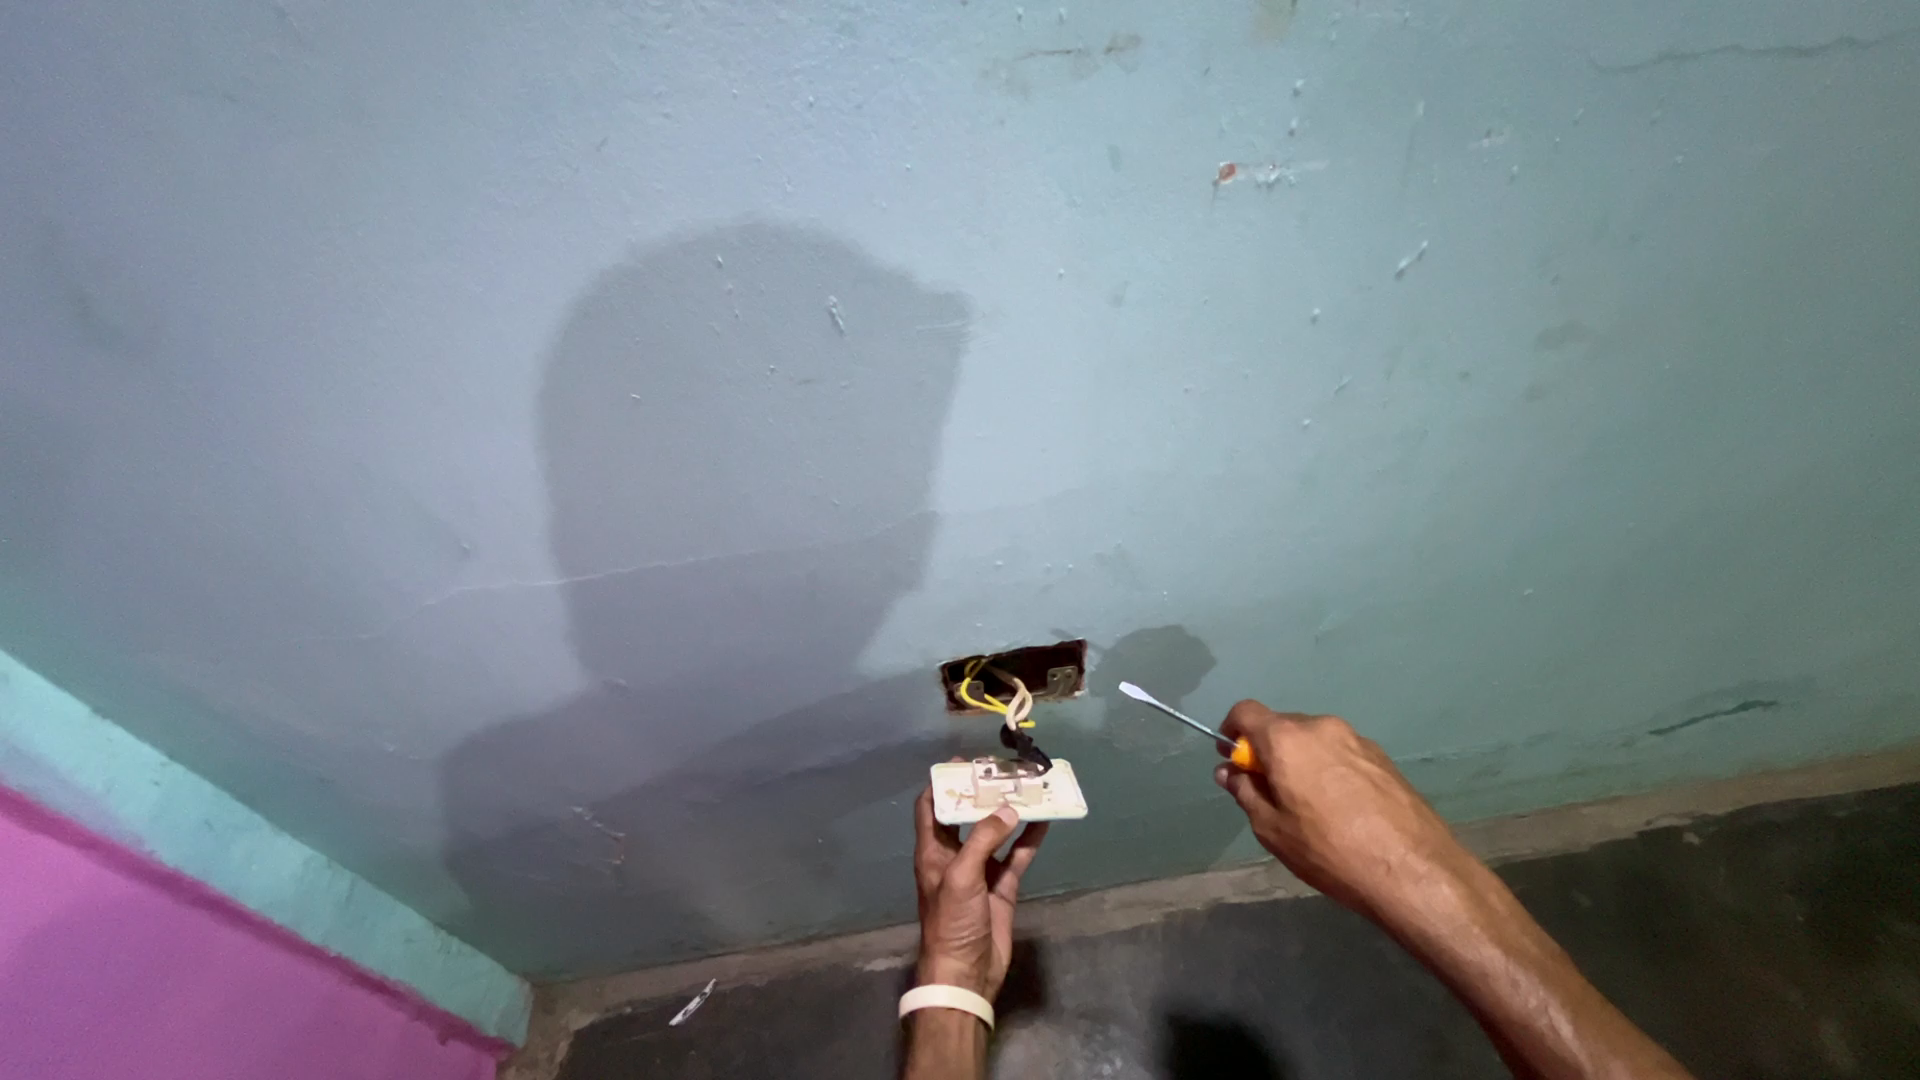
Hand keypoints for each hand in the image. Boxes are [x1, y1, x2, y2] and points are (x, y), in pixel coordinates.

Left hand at [912, 780, 1047, 1000]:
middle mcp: (954, 856)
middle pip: (966, 816)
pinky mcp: (1001, 887)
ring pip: (996, 833)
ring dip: (1009, 814)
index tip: (962, 763)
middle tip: (1003, 771)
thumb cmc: (951, 921)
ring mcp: (980, 871)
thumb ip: (983, 839)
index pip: (931, 807)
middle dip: (982, 794)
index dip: (943, 784)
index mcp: (933, 851)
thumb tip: (1008, 810)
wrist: (965, 974)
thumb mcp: (961, 876)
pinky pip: (1016, 857)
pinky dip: (1029, 840)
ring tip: (1028, 788)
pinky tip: (1045, 822)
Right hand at [1213, 701, 1471, 925]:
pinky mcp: (1384, 759)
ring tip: (1310, 805)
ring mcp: (1357, 740)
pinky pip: (1342, 753)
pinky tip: (1342, 809)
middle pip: (1281, 725)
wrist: (1416, 872)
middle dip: (1268, 750)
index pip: (1245, 711)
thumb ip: (1245, 792)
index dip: (1232, 732)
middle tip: (1269, 791)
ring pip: (1314, 740)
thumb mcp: (1272, 829)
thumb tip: (1229, 772)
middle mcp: (1321, 727)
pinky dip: (1330, 770)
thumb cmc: (1330, 850)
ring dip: (1301, 761)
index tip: (1233, 761)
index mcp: (1286, 738)